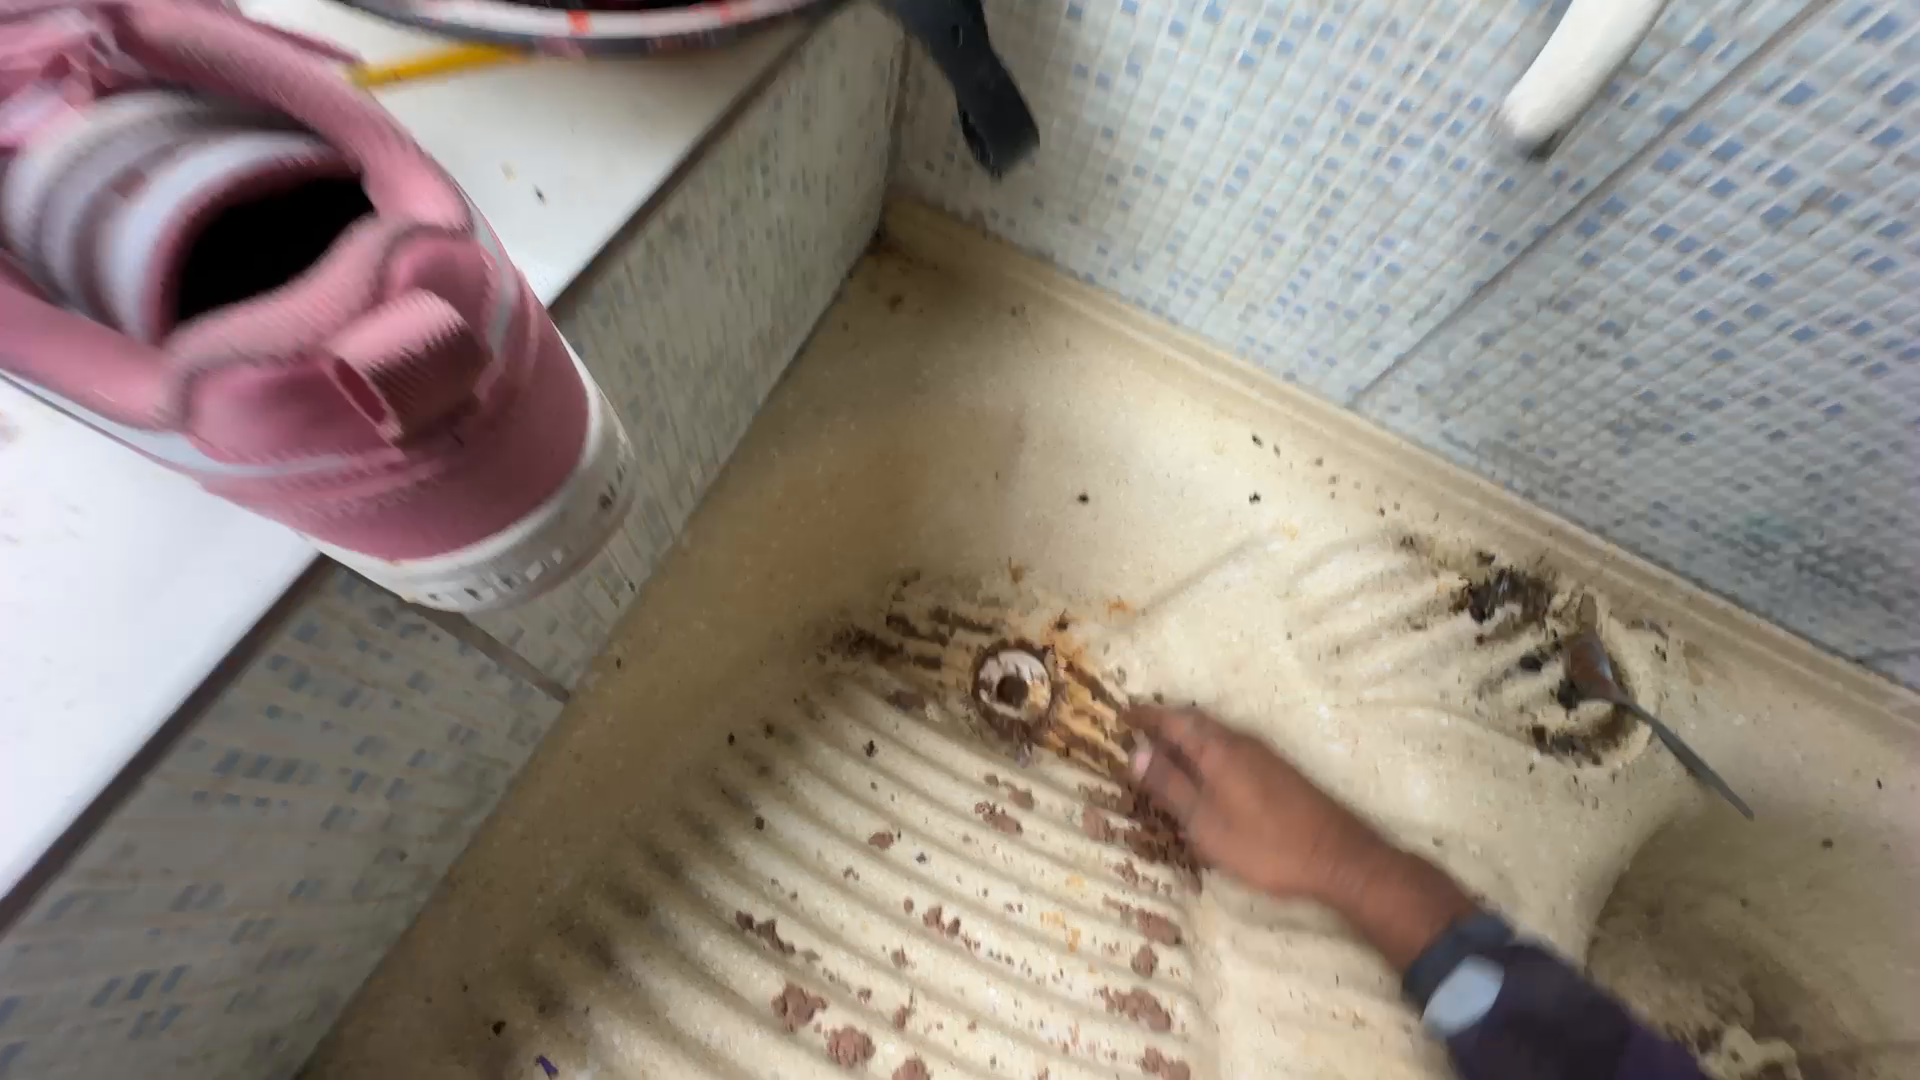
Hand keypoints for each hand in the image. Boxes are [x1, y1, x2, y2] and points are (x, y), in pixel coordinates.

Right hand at [1124, 704, 1389, 901]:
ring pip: (1212, 733)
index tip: (1120, 715)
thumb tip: (1134, 752)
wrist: (1341, 858)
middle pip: (1193, 720)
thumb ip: (1170, 785)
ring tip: (1162, 754)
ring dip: (1184, 737)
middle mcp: (1238, 740)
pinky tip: (1202, 775)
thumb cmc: (1265, 843)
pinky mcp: (1274, 769)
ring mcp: (1260, 753)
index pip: (1172, 718)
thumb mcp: (1205, 821)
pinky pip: (1226, 746)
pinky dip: (1203, 751)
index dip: (1144, 715)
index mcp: (1216, 747)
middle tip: (1136, 733)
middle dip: (1163, 723)